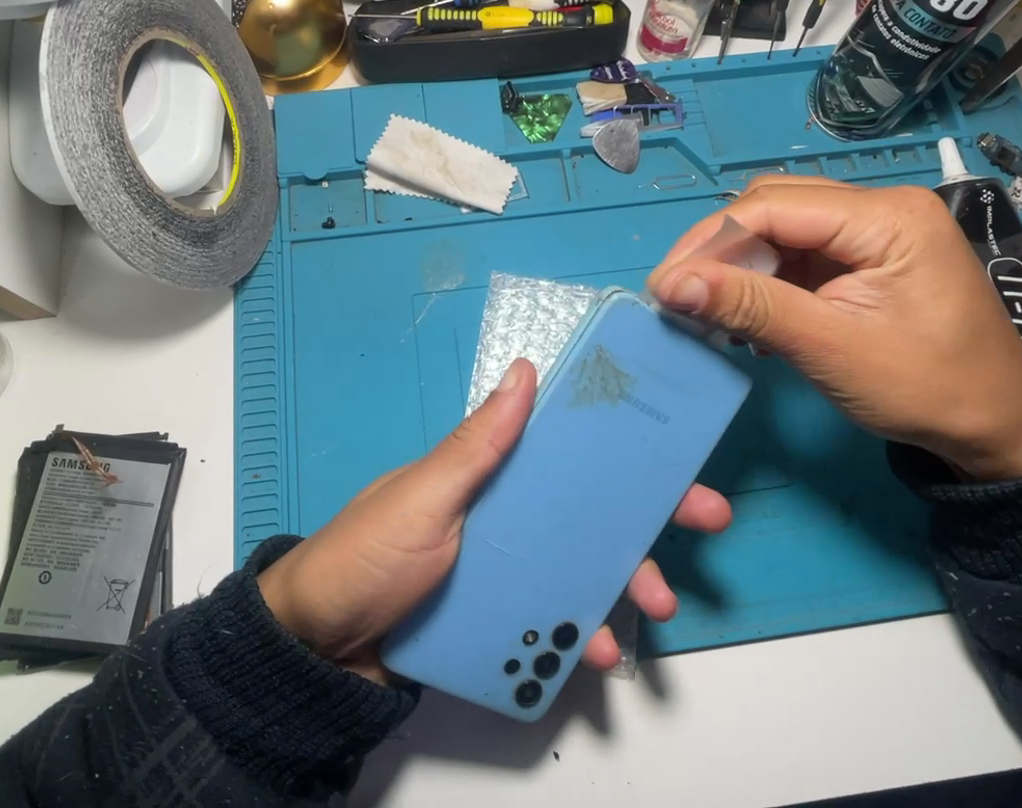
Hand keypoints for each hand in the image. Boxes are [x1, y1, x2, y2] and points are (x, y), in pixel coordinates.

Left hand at [258, 358, 732, 683]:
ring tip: (652, 605)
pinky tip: (594, 652)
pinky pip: (552, 623)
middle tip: (705, 518)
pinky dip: (579, 635)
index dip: (623, 448)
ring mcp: (505, 572)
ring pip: (581, 569)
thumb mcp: (424, 497)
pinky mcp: (500, 621)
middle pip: (588, 511)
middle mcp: (506, 519)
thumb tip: (526, 369)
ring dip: (623, 583)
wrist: (315, 649)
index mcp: (490, 476)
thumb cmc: (367, 558)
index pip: (567, 453)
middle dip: (647, 515)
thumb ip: (477, 444)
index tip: (674, 447)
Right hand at [647, 176, 1021, 481]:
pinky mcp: (863, 259)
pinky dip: (762, 279)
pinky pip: (796, 254)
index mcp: (886, 217)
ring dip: (737, 264)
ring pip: (780, 228)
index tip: (663, 285)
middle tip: (677, 295)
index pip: (773, 207)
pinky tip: (742, 311)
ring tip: (703, 305)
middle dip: (719, 249)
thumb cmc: (928, 389)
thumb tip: (672, 283)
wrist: (998, 430)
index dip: (710, 241)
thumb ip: (752, 307)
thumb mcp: (832, 348)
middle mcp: (879, 209)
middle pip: (773, 207)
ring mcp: (872, 233)